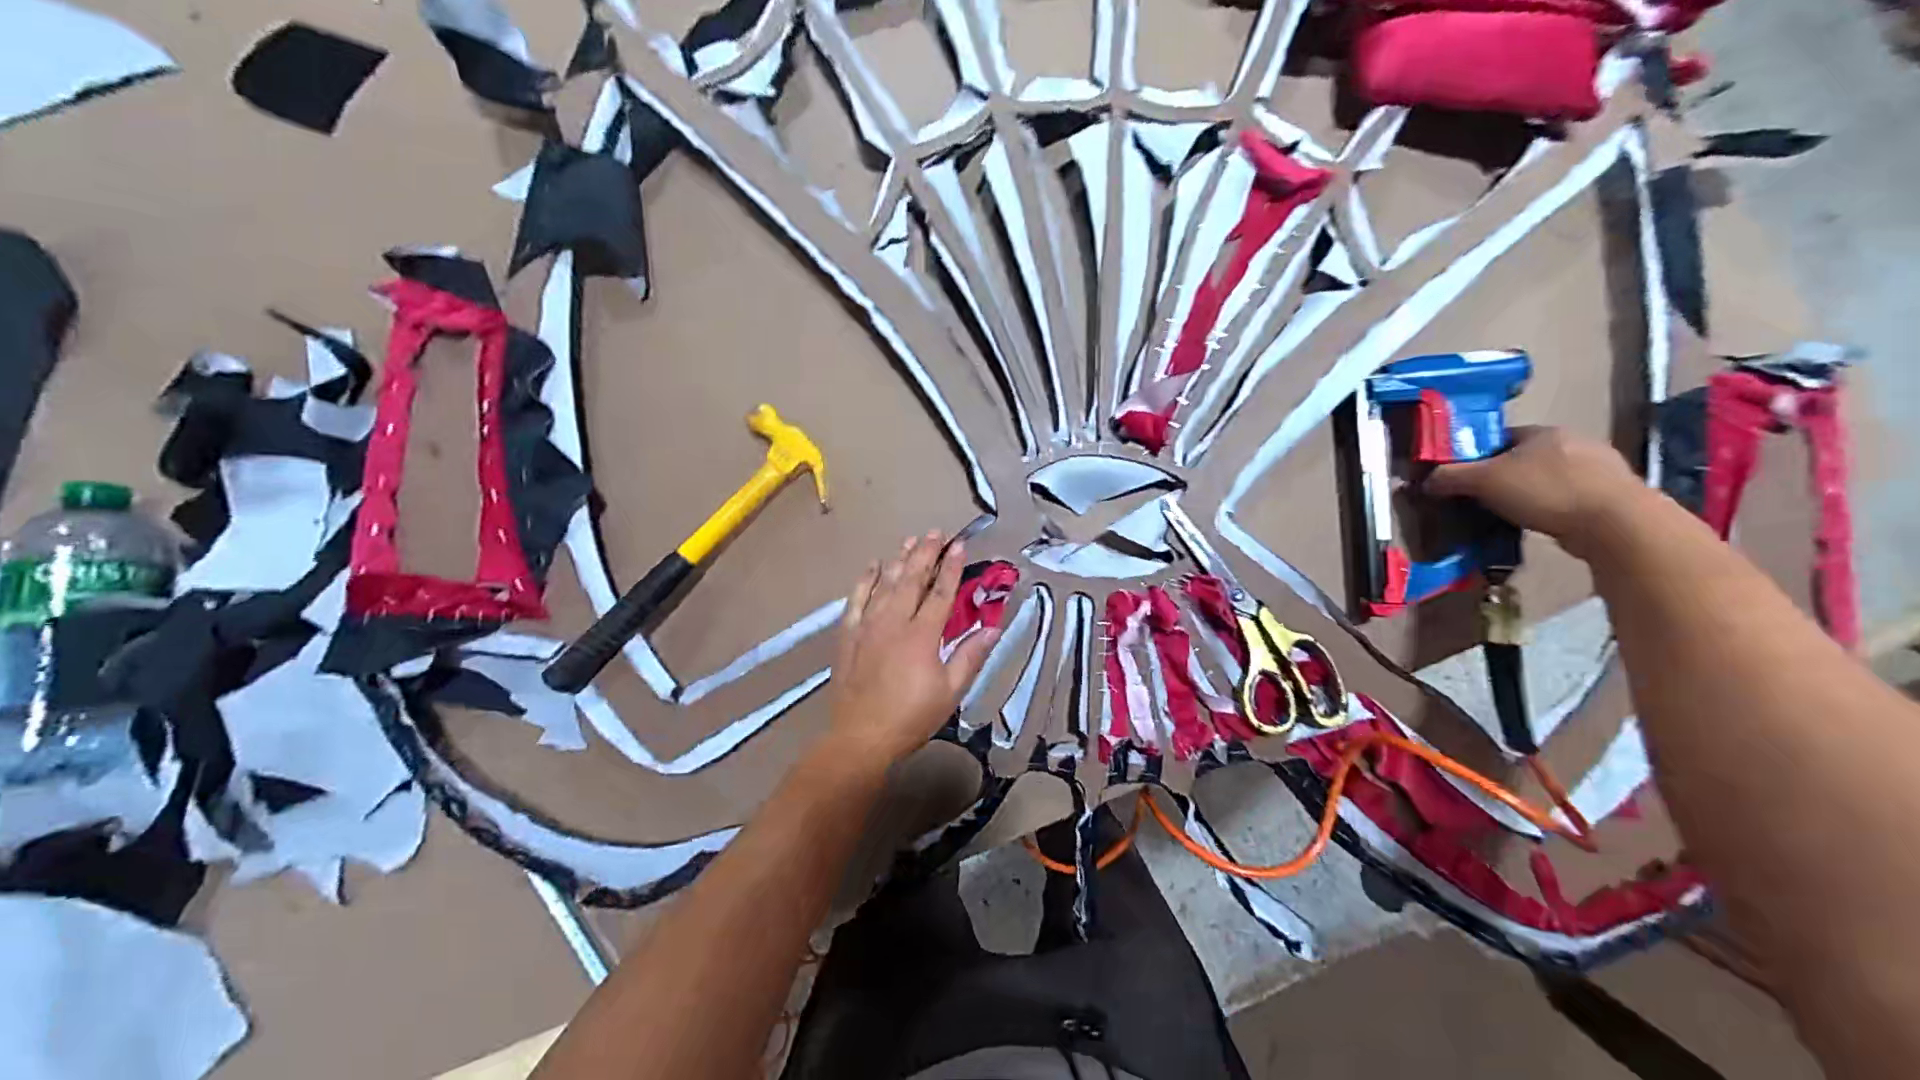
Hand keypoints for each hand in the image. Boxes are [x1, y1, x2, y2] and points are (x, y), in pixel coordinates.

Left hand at [826, 532, 999, 768]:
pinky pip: (857, 599)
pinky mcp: (849, 636)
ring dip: (899, 560)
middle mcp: (893, 622)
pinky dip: (865, 580)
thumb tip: (992, 628)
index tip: (960, 545)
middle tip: (935, 533)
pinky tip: (873, 566)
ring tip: (910, 540)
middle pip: (911, 579)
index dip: (952, 567)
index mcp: (922, 635)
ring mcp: (868, 627)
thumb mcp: (950, 692)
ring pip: (885, 584)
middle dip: (925, 553)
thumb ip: (970, 656)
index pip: (940, 593)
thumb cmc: (911, 717)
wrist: (861, 737)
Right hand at [1426, 427, 1649, 553]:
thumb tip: (1424, 480)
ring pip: (1549, 478)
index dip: (1478, 455)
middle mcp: (1575, 442)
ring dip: (1530, 493)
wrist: (1614, 522)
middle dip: (1504, 475)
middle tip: (1482, 498)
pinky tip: (1542, 523)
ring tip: (1510, 514)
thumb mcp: (1484, 481)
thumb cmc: (1544, 490)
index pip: (1501, 437)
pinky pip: (1569, 498)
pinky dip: (1552, 508)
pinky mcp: (1613, 495)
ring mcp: (1600, 468)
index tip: (1463, 476)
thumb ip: (1450, 477)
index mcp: (1544, 432)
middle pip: (1526, 457)